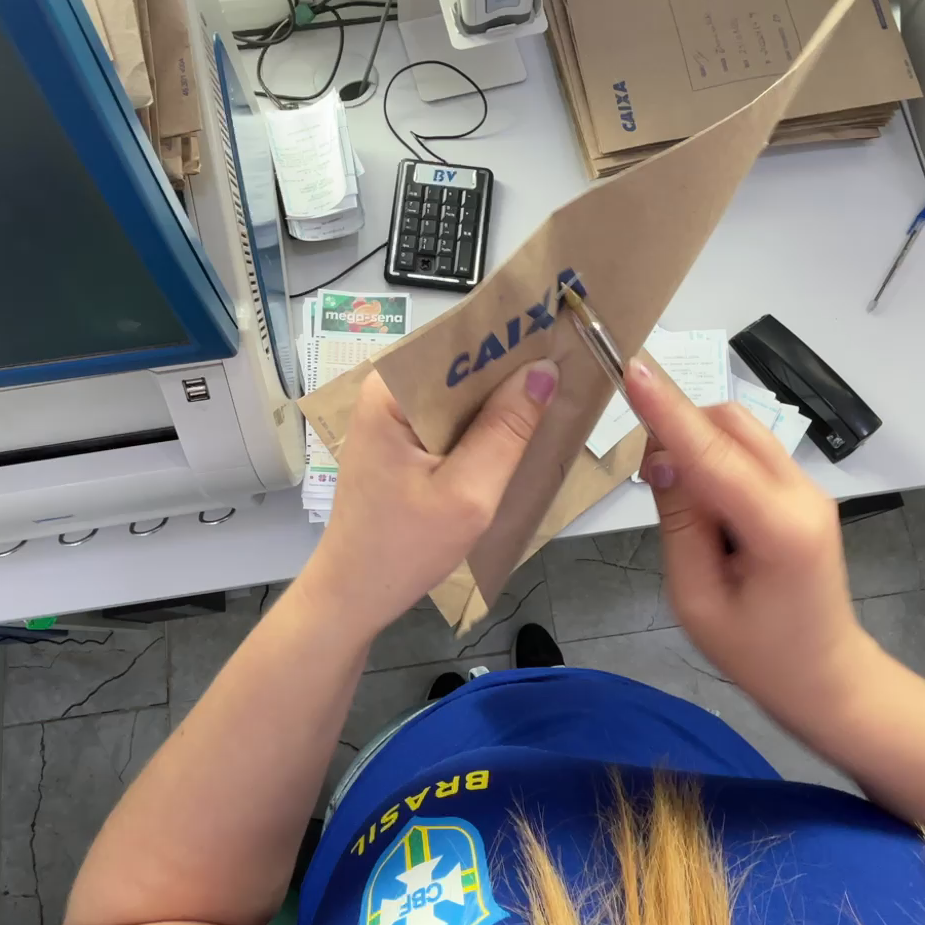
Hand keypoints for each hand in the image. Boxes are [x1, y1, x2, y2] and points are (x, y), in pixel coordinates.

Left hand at [298, 362, 558, 634]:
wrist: (355, 593)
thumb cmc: (404, 549)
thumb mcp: (467, 493)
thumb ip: (506, 430)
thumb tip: (544, 371)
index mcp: (389, 392)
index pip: (456, 341)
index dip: (508, 335)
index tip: (559, 332)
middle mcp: (385, 391)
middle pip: (458, 364)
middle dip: (509, 368)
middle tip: (568, 369)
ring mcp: (391, 416)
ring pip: (458, 392)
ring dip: (500, 398)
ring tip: (552, 396)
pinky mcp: (400, 439)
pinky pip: (450, 417)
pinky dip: (482, 424)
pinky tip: (516, 431)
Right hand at [625, 358, 876, 707]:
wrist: (828, 680)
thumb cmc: (758, 655)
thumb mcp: (697, 599)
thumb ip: (679, 523)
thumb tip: (661, 460)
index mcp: (779, 528)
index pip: (712, 455)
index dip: (669, 412)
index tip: (634, 371)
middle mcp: (802, 493)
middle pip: (732, 424)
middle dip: (680, 426)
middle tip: (647, 477)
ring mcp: (807, 489)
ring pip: (740, 432)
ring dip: (695, 443)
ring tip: (673, 498)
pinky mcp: (800, 493)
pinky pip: (748, 453)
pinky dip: (712, 458)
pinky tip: (700, 503)